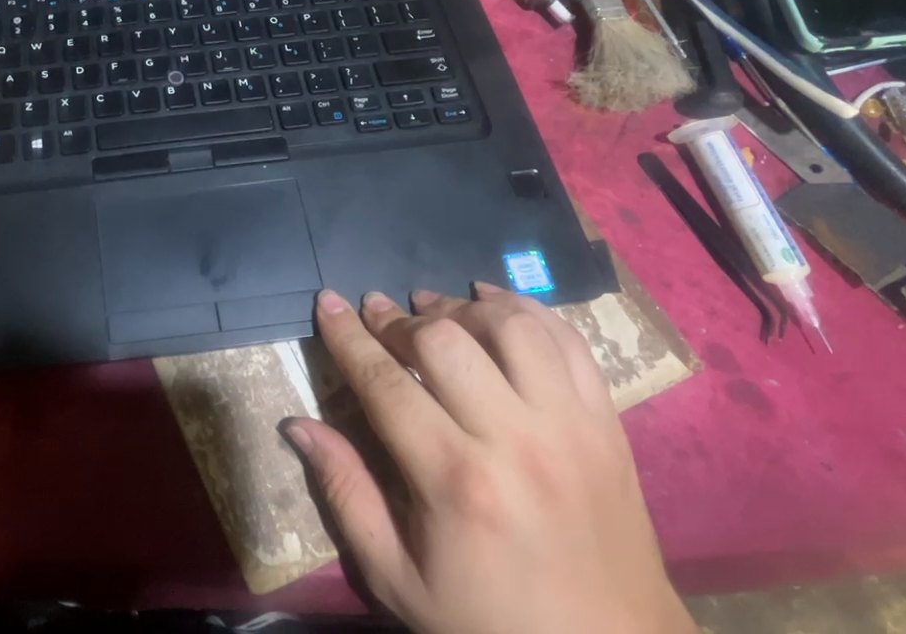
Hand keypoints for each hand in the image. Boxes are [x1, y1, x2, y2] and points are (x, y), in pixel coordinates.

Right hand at [287, 286, 693, 633]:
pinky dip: (528, 310)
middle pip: (446, 342)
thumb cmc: (488, 619)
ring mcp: (570, 427)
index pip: (385, 383)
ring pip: (511, 327)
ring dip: (463, 307)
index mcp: (455, 481)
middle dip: (399, 319)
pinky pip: (569, 342)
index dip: (348, 336)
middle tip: (378, 315)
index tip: (327, 303)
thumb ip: (345, 492)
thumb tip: (298, 424)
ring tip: (434, 309)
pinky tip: (496, 306)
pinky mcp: (607, 424)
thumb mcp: (396, 574)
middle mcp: (515, 440)